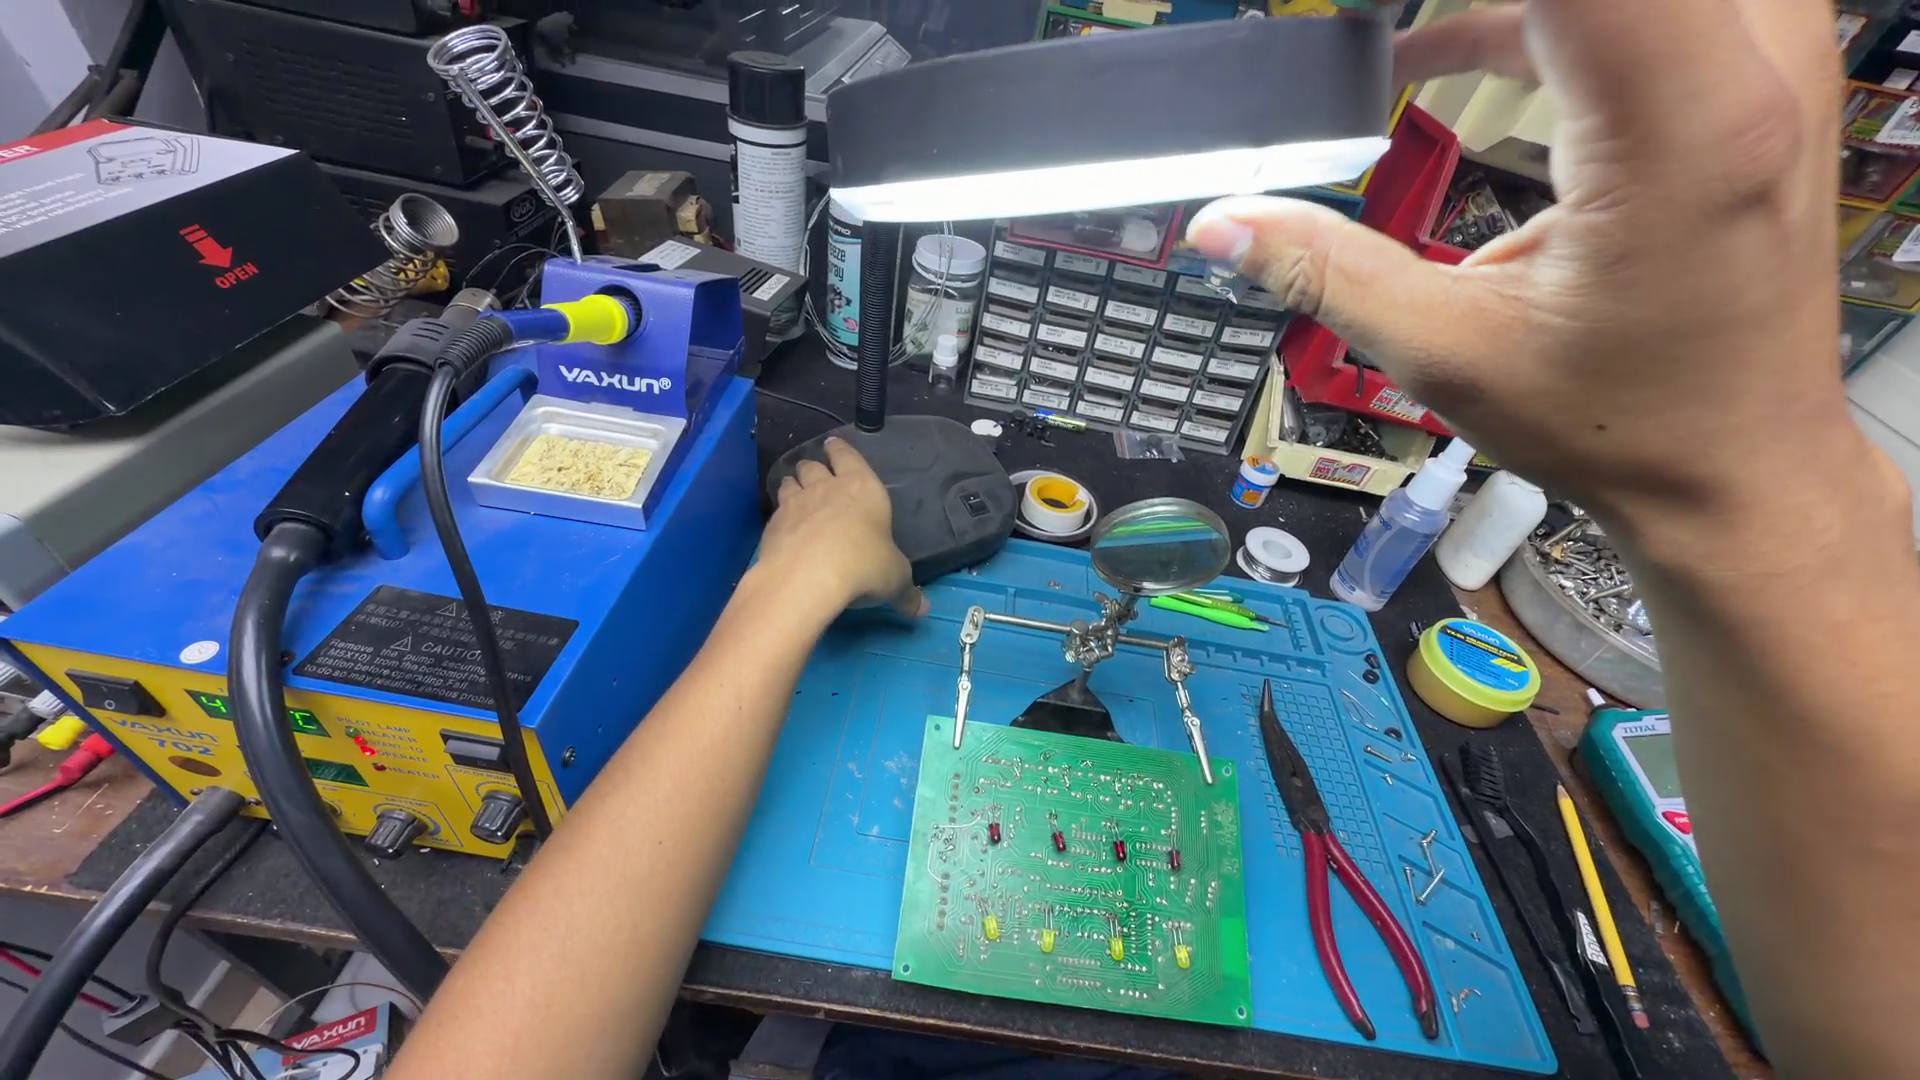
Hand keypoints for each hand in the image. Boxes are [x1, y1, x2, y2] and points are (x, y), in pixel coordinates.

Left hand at [763, 438, 925, 616]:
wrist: (808, 577)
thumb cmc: (863, 565)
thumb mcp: (895, 580)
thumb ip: (906, 592)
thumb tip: (921, 610)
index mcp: (863, 488)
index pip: (849, 457)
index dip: (841, 450)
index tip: (833, 445)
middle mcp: (827, 488)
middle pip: (814, 466)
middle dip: (814, 467)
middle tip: (815, 473)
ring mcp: (796, 504)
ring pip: (790, 483)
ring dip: (793, 485)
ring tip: (795, 493)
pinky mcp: (773, 525)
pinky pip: (775, 512)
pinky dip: (780, 516)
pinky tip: (783, 529)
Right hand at [1188, 2, 1862, 556]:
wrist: (1728, 459)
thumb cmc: (1608, 417)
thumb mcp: (1441, 350)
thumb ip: (1325, 270)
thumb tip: (1225, 222)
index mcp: (1673, 127)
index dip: (1445, 1)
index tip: (1353, 25)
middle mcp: (1744, 63)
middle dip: (1465, 7)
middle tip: (1361, 37)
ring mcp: (1757, 62)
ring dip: (1502, 12)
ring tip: (1390, 43)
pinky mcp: (1735, 83)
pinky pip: (1624, 5)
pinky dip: (1525, 15)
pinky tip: (1439, 54)